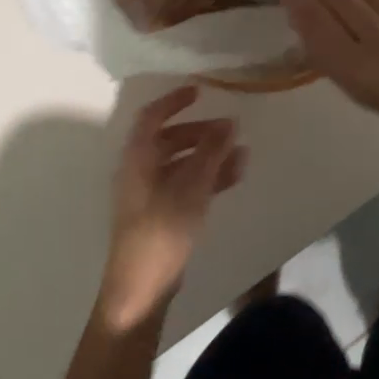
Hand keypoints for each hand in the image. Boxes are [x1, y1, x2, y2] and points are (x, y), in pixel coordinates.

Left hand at [98, 86, 245, 330]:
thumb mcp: (192, 187)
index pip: (152, 116)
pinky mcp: (161, 214)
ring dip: (209, 154)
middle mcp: (140, 170)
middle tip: (230, 128)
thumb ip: (211, 152)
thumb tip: (229, 122)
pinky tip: (234, 176)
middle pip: (169, 138)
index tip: (200, 90)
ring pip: (181, 162)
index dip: (174, 100)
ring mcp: (149, 194)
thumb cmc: (162, 231)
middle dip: (201, 130)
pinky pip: (186, 183)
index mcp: (137, 158)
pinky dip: (207, 176)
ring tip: (241, 153)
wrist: (141, 287)